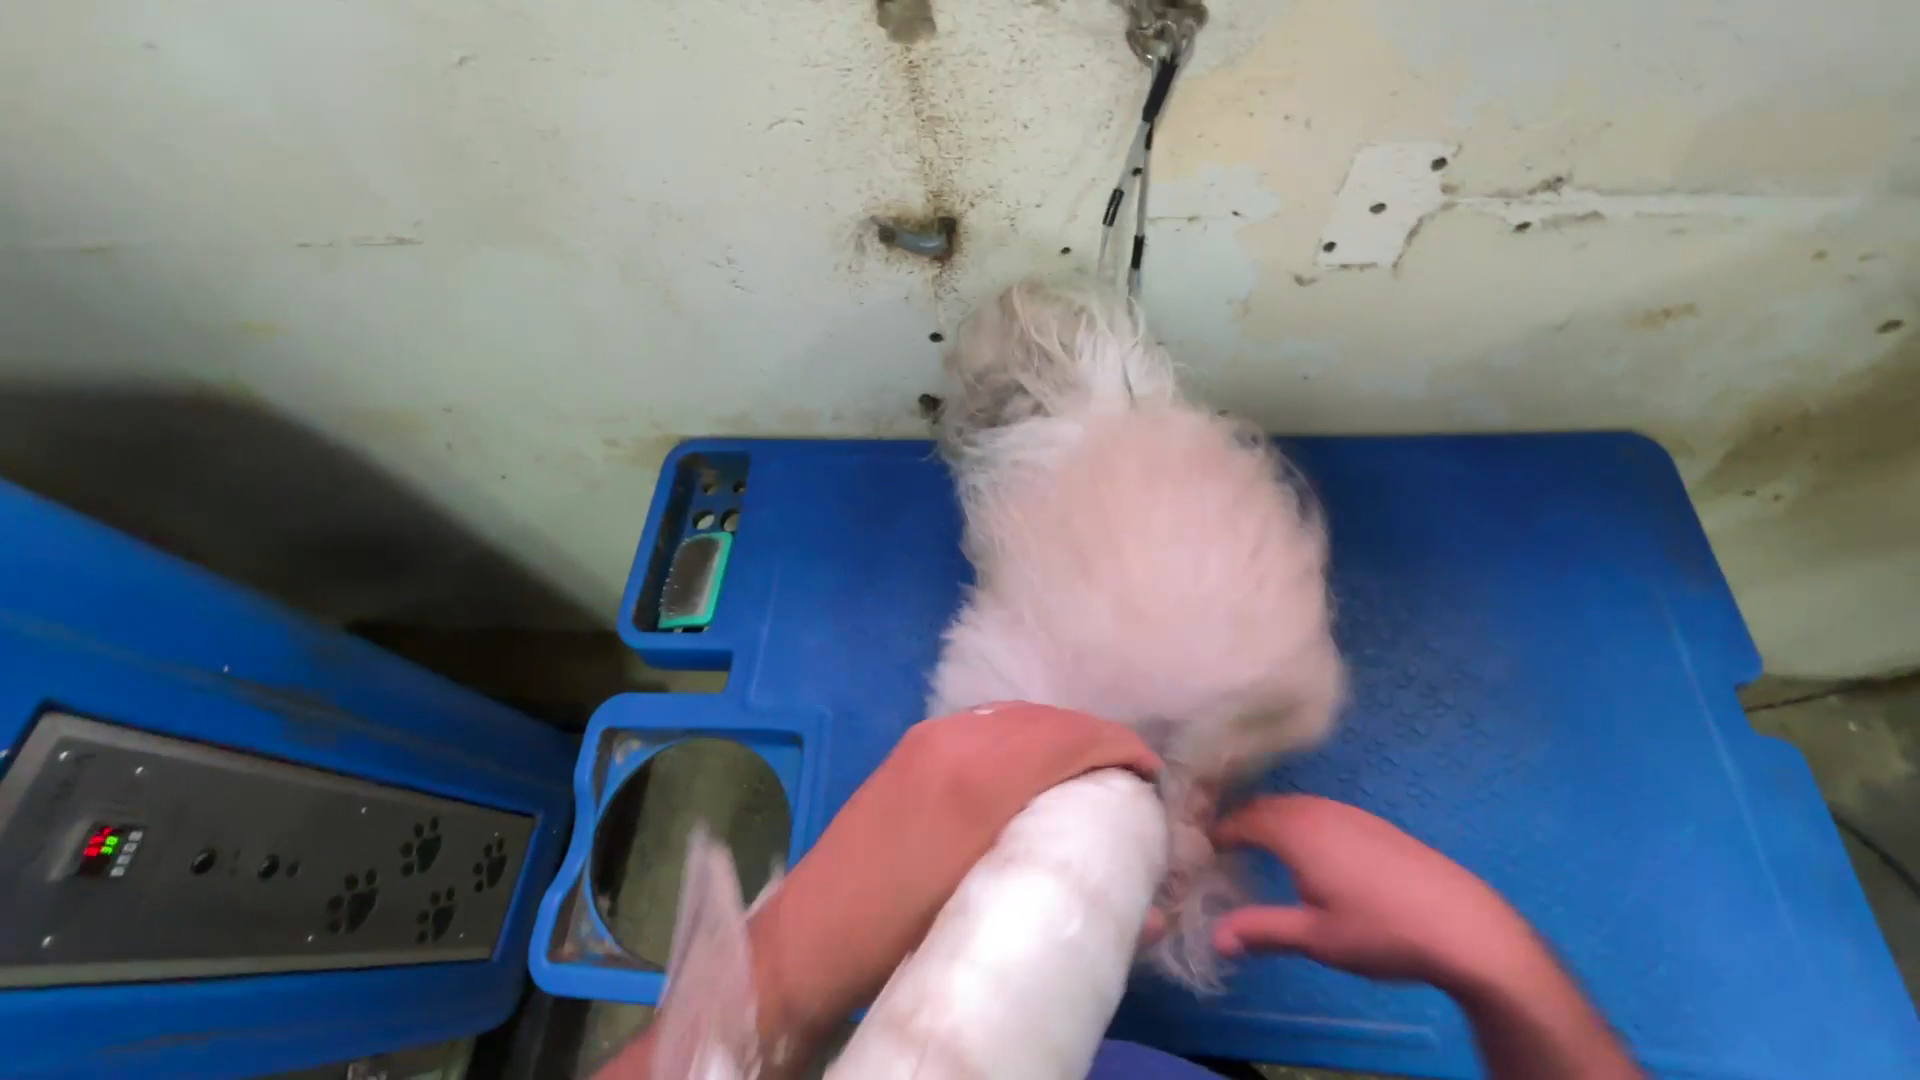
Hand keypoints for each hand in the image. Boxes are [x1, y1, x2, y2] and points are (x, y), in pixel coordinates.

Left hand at [749, 703, 1158, 1048]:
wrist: (815, 930)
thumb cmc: (906, 938)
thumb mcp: (996, 919)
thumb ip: (1072, 899)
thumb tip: (1147, 908)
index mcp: (981, 778)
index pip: (1069, 737)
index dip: (1119, 746)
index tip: (1150, 774)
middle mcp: (957, 739)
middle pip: (1047, 718)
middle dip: (1095, 738)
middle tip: (1125, 775)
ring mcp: (930, 736)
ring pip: (1016, 715)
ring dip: (1058, 734)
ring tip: (1085, 770)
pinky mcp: (913, 743)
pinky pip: (985, 723)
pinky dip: (1022, 735)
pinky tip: (1031, 766)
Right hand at [1211, 795, 1533, 990]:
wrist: (1466, 926)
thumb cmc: (1382, 930)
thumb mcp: (1316, 938)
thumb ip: (1262, 931)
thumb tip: (1215, 939)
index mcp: (1295, 830)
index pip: (1240, 820)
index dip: (1216, 832)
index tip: (1198, 850)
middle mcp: (1317, 811)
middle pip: (1265, 805)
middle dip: (1239, 821)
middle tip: (1220, 846)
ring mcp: (1349, 813)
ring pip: (1294, 805)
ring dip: (1269, 819)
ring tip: (1256, 846)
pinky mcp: (1373, 823)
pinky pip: (1318, 811)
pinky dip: (1297, 822)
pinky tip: (1307, 851)